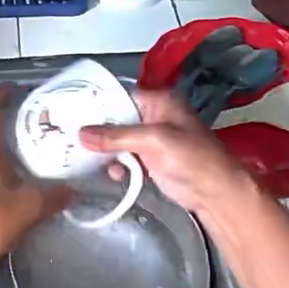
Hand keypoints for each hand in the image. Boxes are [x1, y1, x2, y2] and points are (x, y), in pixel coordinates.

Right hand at [79, 90, 258, 216]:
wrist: (216, 191)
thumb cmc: (192, 157)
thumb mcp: (154, 141)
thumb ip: (118, 136)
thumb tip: (81, 134)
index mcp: (159, 101)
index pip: (121, 96)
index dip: (98, 105)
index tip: (72, 114)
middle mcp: (154, 116)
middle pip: (117, 119)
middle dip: (99, 132)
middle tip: (73, 140)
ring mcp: (152, 140)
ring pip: (119, 141)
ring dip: (108, 152)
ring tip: (94, 162)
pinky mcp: (150, 160)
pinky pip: (126, 157)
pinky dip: (118, 165)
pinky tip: (114, 175)